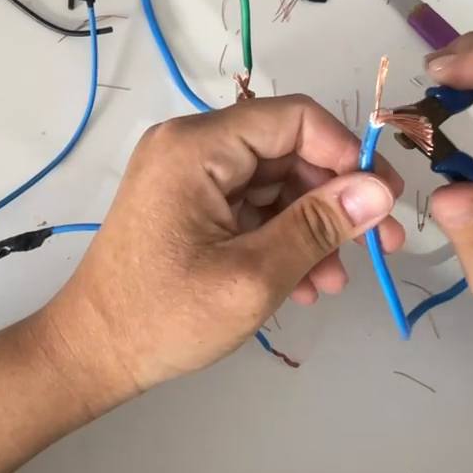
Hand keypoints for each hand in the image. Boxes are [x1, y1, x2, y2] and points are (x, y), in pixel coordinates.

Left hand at [36, 95, 404, 398]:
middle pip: (287, 150)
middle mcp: (190, 146)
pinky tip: (303, 283)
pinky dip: (280, 236)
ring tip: (332, 282)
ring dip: (311, 227)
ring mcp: (188, 175)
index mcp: (197, 146)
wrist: (90, 354)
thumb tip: (380, 189)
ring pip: (274, 182)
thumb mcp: (253, 276)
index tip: (382, 198)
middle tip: (376, 247)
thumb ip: (319, 226)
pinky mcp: (189, 203)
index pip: (293, 118)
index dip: (346, 151)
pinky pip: (250, 205)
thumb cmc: (164, 317)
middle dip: (334, 198)